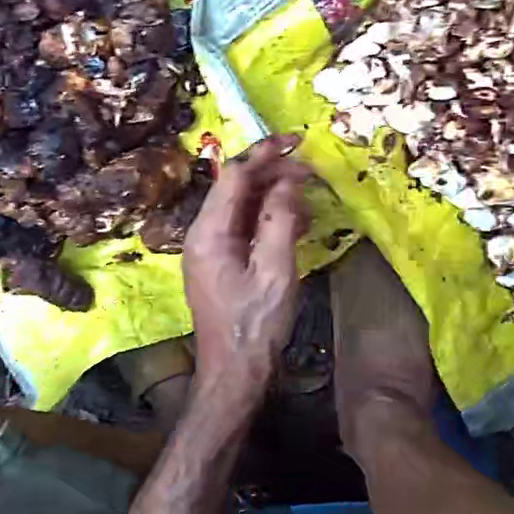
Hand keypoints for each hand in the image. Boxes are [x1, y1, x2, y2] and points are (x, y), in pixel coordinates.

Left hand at [182, 133, 313, 391]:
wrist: (234, 373)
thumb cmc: (255, 325)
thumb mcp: (275, 271)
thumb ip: (281, 221)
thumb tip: (290, 180)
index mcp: (208, 233)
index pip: (234, 177)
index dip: (265, 154)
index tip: (296, 140)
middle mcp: (202, 235)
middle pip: (236, 190)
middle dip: (273, 175)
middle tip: (311, 170)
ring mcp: (209, 250)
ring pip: (242, 209)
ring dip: (274, 198)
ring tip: (310, 197)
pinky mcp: (221, 264)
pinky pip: (244, 230)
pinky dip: (269, 221)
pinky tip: (297, 224)